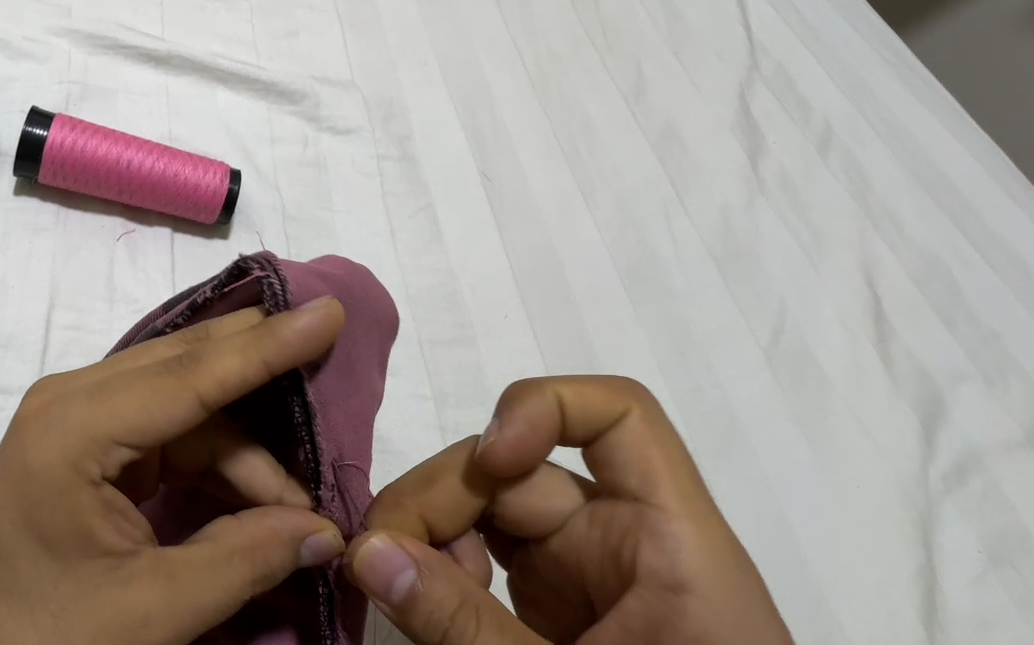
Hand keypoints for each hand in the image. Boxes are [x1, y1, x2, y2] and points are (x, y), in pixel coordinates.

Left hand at [0, 298, 350, 644]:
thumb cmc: (49, 637)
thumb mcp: (153, 609)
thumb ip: (246, 559)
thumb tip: (326, 529)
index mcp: (74, 426)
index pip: (190, 374)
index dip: (267, 346)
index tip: (328, 311)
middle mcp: (72, 400)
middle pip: (184, 367)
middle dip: (260, 364)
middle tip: (332, 345)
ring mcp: (75, 419)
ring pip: (182, 401)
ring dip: (244, 441)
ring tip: (302, 496)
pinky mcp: (85, 445)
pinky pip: (166, 431)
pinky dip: (216, 458)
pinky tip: (258, 492)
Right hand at [346, 376, 793, 644]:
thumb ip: (465, 625)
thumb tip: (364, 551)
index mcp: (668, 544)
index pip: (617, 417)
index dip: (542, 410)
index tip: (488, 462)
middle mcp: (622, 540)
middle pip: (516, 468)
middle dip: (439, 497)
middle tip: (376, 553)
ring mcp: (584, 574)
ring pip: (487, 508)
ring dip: (429, 532)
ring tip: (394, 587)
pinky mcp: (554, 609)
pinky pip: (483, 557)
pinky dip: (442, 569)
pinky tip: (423, 607)